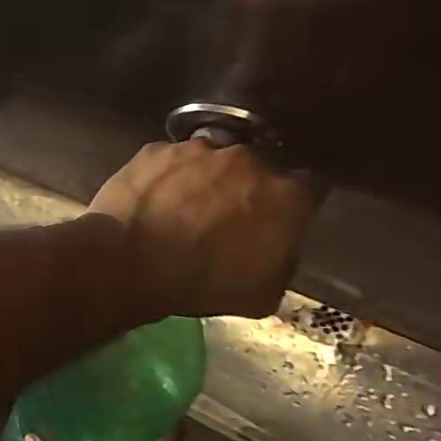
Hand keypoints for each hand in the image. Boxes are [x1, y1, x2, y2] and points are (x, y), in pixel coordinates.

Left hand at [86, 140, 318, 318]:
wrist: (130, 261)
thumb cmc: (202, 282)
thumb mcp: (264, 290)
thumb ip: (281, 257)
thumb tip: (275, 245)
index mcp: (286, 195)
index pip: (310, 186)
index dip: (295, 199)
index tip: (282, 212)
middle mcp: (246, 161)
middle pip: (255, 166)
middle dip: (245, 184)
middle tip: (223, 210)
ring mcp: (197, 150)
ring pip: (209, 157)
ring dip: (202, 174)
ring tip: (180, 201)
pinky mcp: (154, 150)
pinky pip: (166, 159)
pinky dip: (162, 173)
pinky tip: (150, 195)